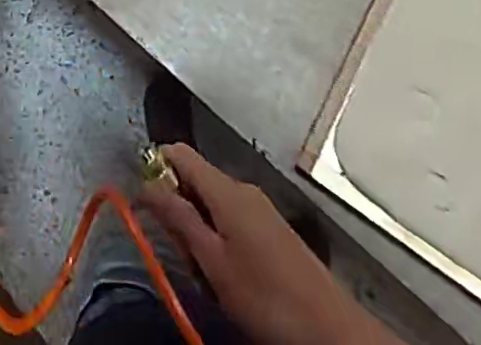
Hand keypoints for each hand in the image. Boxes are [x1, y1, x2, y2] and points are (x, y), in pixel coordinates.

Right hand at [141, 144, 393, 344]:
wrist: (334, 332)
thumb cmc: (266, 297)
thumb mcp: (212, 261)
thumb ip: (178, 218)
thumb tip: (146, 184)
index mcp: (225, 189)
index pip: (179, 152)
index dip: (156, 168)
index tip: (146, 202)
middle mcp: (242, 188)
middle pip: (194, 178)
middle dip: (178, 206)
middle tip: (181, 250)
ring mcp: (260, 207)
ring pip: (211, 201)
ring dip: (197, 226)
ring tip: (204, 269)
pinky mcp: (272, 228)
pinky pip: (231, 217)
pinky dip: (218, 236)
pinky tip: (226, 272)